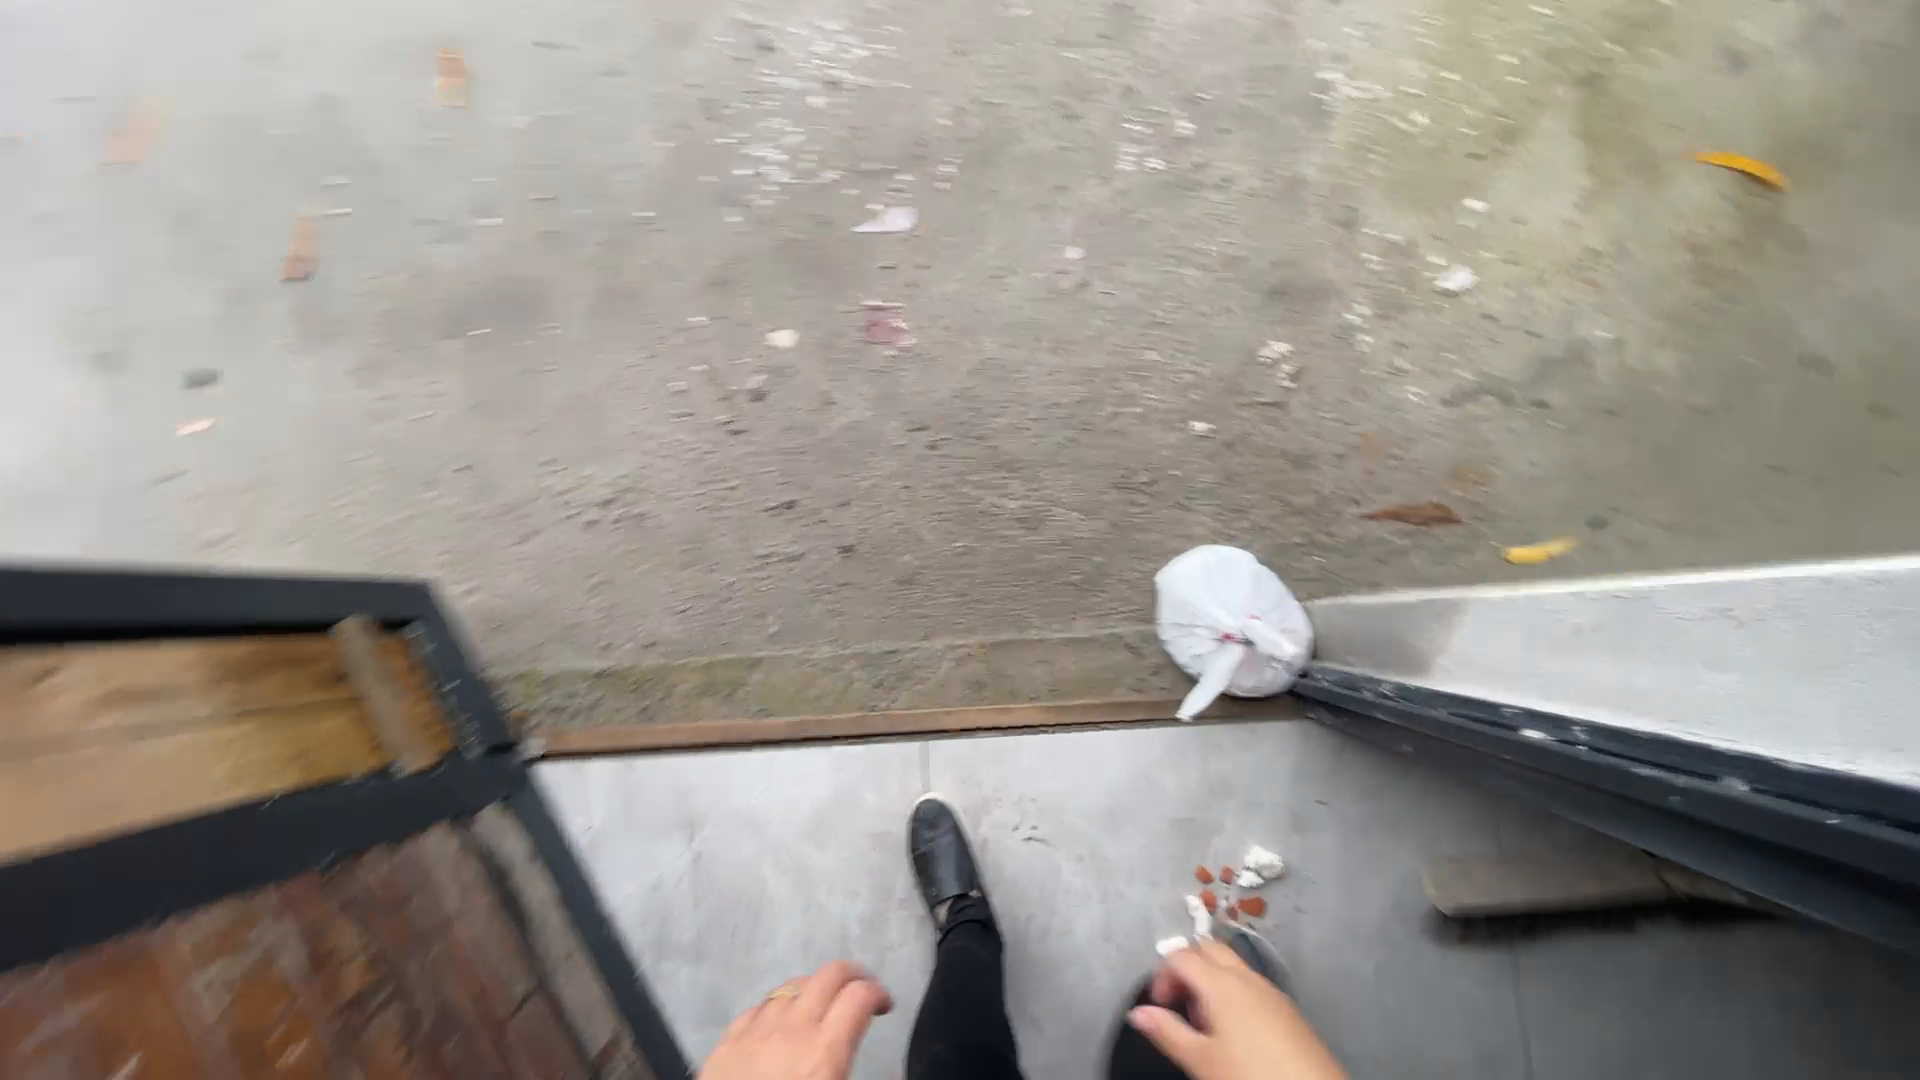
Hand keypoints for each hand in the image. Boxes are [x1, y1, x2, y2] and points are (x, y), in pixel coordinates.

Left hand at [698, 960, 893, 1079]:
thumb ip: (848, 1071)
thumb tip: (884, 1072)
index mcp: (825, 1054)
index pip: (860, 997)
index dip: (879, 993)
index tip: (885, 1006)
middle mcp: (794, 1030)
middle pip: (830, 974)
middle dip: (853, 975)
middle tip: (861, 991)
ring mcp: (757, 1031)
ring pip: (793, 985)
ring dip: (814, 989)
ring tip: (820, 1006)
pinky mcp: (727, 1042)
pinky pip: (759, 1007)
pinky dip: (777, 1009)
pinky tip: (777, 1027)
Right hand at [1128, 940, 1345, 1079]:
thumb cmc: (1251, 1078)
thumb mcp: (1202, 1062)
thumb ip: (1167, 1032)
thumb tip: (1137, 1012)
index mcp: (1221, 983)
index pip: (1180, 955)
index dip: (1162, 975)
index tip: (1160, 1008)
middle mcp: (1245, 976)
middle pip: (1207, 949)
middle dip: (1187, 969)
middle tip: (1181, 1007)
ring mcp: (1270, 990)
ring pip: (1231, 965)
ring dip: (1210, 980)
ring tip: (1207, 1025)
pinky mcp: (1287, 1009)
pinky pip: (1250, 984)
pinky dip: (1232, 992)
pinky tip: (1236, 1034)